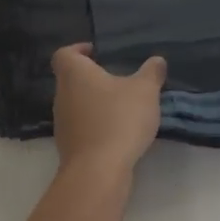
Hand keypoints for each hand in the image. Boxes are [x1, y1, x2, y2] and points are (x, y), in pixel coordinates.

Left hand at [51, 44, 165, 171]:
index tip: (96, 52)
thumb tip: (157, 60)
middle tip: (118, 79)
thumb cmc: (119, 119)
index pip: (64, 54)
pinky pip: (82, 127)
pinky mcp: (69, 145)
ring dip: (95, 103)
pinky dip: (96, 125)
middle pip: (71, 80)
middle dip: (92, 78)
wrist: (98, 170)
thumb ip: (151, 73)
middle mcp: (62, 95)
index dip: (78, 50)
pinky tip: (118, 132)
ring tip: (122, 106)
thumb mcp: (145, 91)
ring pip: (77, 104)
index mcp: (74, 74)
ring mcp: (63, 122)